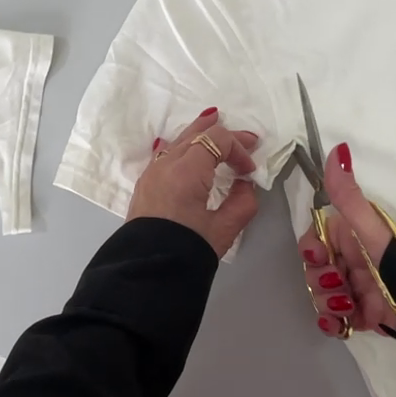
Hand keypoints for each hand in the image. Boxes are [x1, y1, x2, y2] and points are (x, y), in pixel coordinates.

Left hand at [126, 108, 260, 257]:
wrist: (147, 272)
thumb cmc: (187, 250)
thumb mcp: (224, 229)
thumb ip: (242, 202)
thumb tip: (245, 184)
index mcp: (186, 170)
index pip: (218, 140)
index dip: (239, 149)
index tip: (250, 171)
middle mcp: (166, 164)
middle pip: (196, 133)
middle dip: (223, 133)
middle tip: (247, 138)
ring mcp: (151, 172)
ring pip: (178, 141)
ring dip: (199, 134)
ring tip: (214, 124)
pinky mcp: (145, 184)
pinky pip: (165, 154)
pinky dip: (181, 146)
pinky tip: (185, 147)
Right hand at [299, 143, 395, 337]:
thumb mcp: (370, 229)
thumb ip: (348, 194)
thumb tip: (339, 147)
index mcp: (349, 236)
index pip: (313, 241)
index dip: (311, 251)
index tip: (320, 258)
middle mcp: (349, 260)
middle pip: (314, 270)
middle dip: (320, 282)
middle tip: (340, 286)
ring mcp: (354, 288)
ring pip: (320, 295)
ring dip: (327, 303)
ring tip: (348, 309)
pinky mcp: (360, 315)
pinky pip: (333, 318)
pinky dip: (333, 323)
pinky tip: (342, 325)